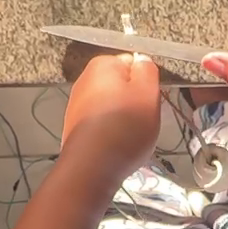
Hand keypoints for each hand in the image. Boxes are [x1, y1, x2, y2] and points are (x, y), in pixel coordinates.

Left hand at [60, 53, 160, 183]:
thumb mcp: (148, 94)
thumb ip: (148, 71)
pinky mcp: (76, 128)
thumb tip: (142, 60)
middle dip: (135, 101)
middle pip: (121, 86)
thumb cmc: (124, 129)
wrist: (91, 169)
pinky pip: (102, 125)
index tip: (151, 100)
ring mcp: (77, 105)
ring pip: (112, 107)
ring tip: (131, 137)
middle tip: (144, 120)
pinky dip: (111, 133)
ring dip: (124, 119)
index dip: (146, 82)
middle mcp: (85, 80)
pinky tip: (116, 146)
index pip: (133, 64)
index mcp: (102, 64)